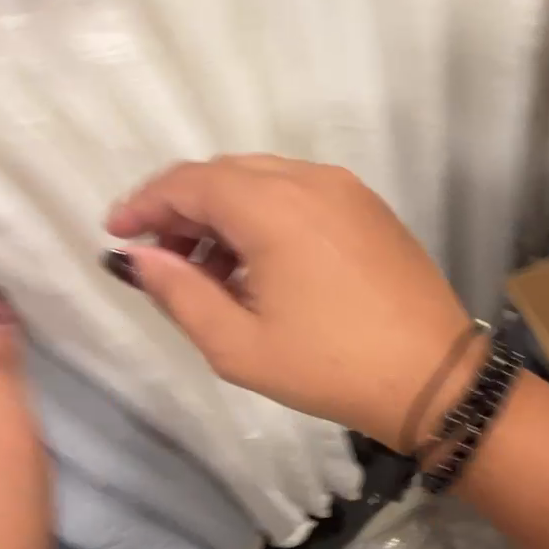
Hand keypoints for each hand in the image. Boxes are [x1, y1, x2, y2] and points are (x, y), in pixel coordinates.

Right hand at [105, 156, 473, 450]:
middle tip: (161, 257)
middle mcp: (312, 180)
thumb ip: (178, 292)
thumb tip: (139, 256)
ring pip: (266, 180)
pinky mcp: (371, 207)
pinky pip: (303, 193)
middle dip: (184, 208)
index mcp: (274, 205)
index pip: (189, 182)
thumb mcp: (238, 345)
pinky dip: (268, 215)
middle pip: (227, 175)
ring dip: (227, 213)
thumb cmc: (330, 366)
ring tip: (211, 272)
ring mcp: (348, 190)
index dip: (144, 203)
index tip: (116, 234)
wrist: (433, 374)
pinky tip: (262, 264)